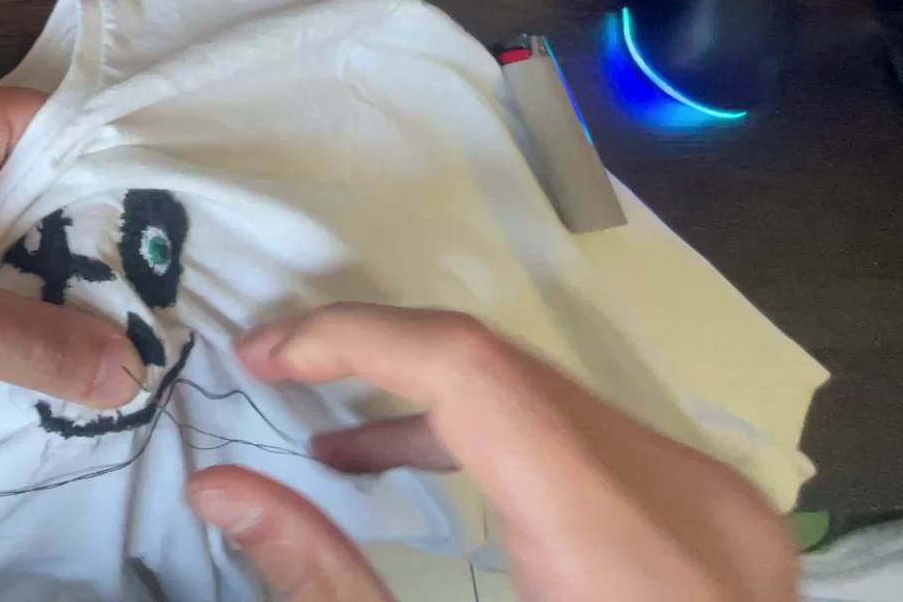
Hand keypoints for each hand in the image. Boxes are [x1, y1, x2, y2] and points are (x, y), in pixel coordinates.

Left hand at [0, 78, 146, 473]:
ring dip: (55, 286)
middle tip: (182, 308)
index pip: (67, 133)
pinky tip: (62, 354)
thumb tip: (131, 368)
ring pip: (8, 235)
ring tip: (143, 339)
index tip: (193, 244)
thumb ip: (38, 340)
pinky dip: (9, 306)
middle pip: (42, 187)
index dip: (128, 185)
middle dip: (99, 248)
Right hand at [185, 304, 798, 601]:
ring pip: (512, 372)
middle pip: (482, 358)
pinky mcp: (694, 501)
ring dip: (396, 374)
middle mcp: (681, 496)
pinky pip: (548, 415)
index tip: (262, 357)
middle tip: (266, 367)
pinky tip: (382, 451)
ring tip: (306, 393)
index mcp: (626, 555)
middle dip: (355, 349)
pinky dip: (452, 416)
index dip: (349, 339)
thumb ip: (320, 580)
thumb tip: (213, 487)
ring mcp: (702, 493)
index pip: (467, 370)